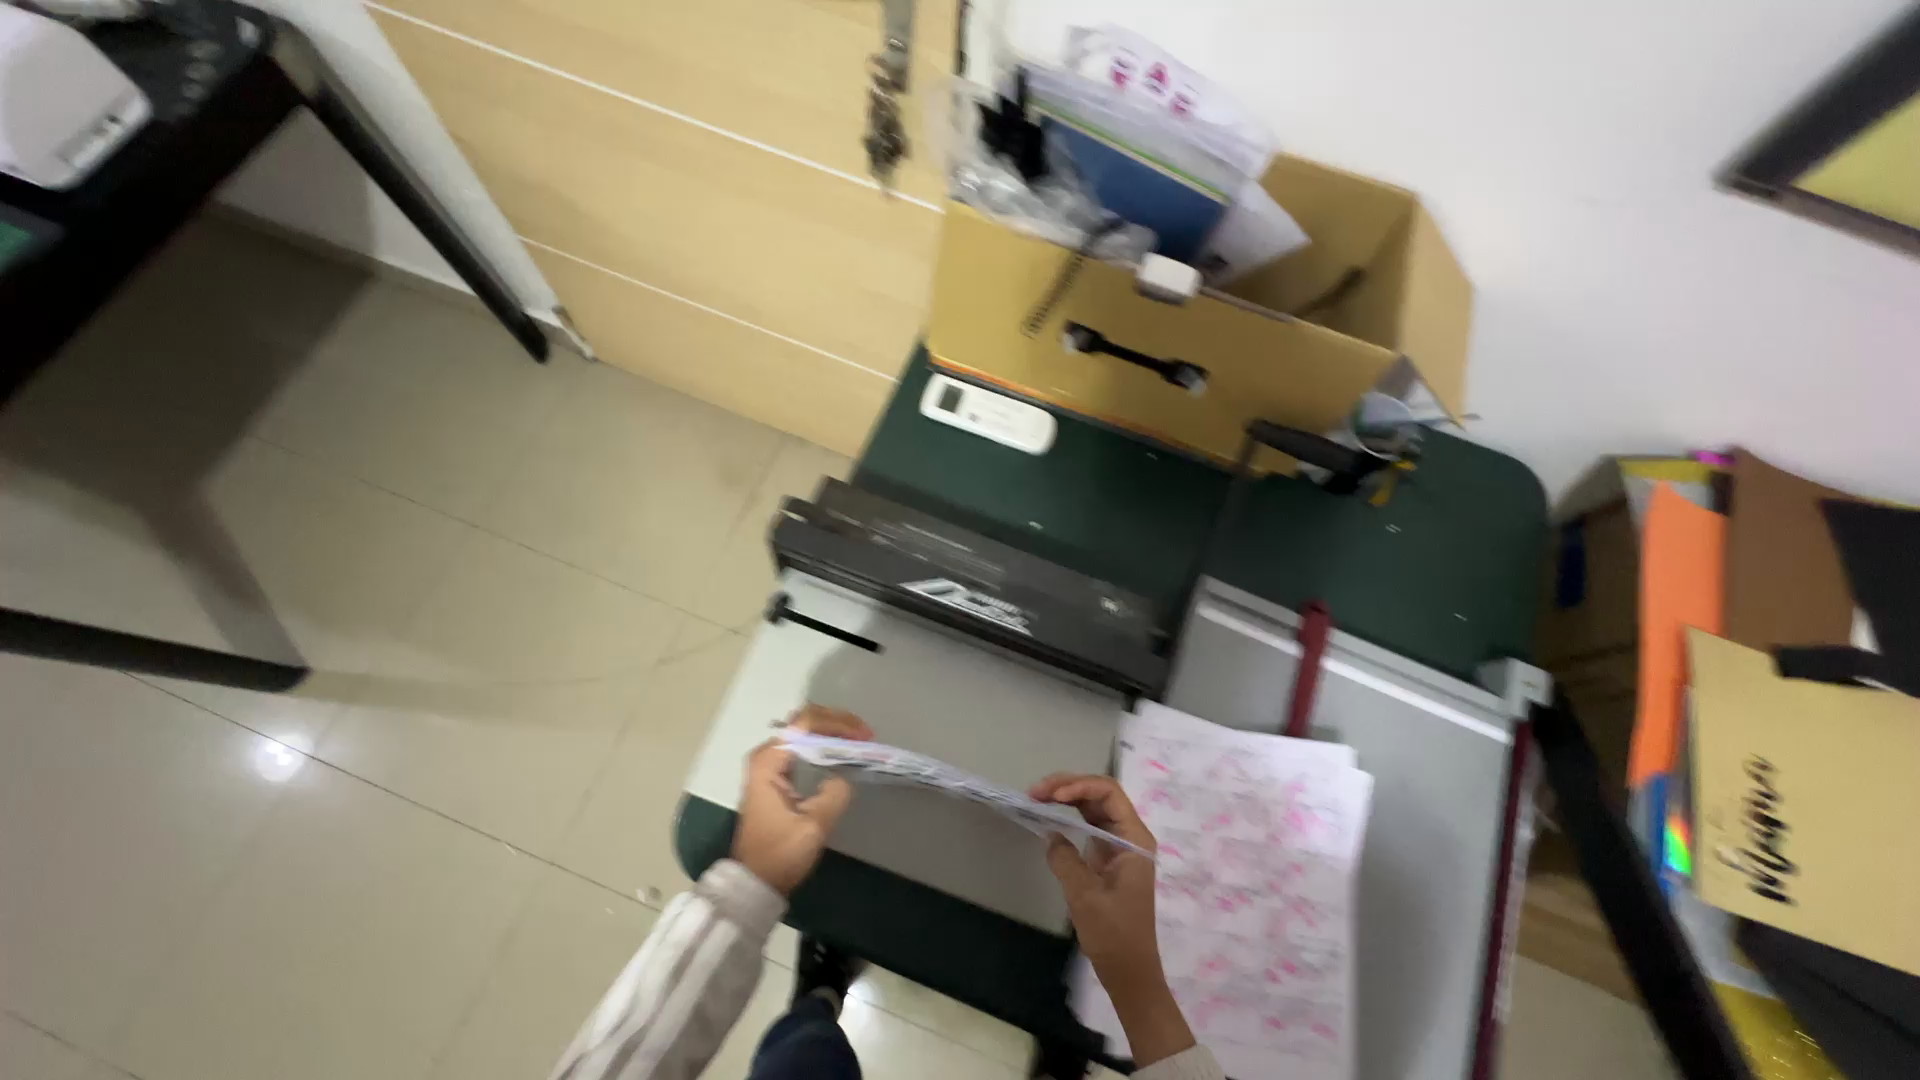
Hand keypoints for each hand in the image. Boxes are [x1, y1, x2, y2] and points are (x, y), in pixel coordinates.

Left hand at [731, 706, 872, 894]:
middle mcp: (766, 755)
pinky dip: (825, 744)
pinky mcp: (776, 776)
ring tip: (859, 741)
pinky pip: (803, 747)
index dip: (838, 724)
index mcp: (769, 762)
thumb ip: (834, 794)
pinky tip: (843, 752)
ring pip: (804, 732)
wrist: (755, 881)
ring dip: (832, 731)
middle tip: (866, 736)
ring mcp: (769, 764)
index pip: (806, 724)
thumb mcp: (813, 827)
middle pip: (804, 721)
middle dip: (837, 723)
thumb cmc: (780, 854)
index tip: (864, 736)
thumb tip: (844, 776)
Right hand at [1030, 773, 1195, 1066]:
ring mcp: (1118, 845)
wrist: (1129, 972)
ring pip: (1092, 807)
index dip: (1079, 785)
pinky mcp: (1107, 857)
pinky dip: (1068, 815)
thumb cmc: (1114, 934)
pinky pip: (1088, 824)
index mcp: (1134, 839)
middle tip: (1035, 792)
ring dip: (1065, 797)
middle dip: (1068, 786)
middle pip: (1099, 794)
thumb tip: (1050, 834)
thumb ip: (1065, 858)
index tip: (1051, 796)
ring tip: (1036, 796)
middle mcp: (1130, 835)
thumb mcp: (1084, 895)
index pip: (1109, 793)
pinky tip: (1048, 815)